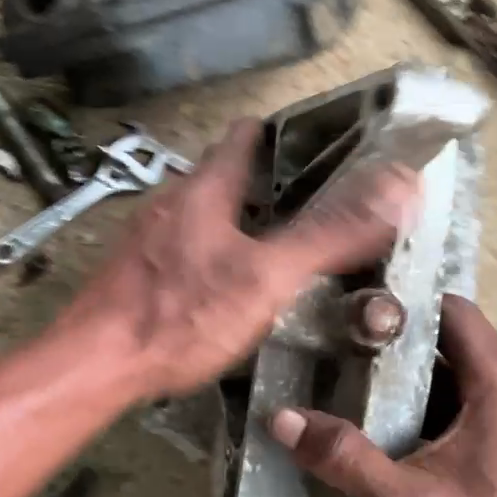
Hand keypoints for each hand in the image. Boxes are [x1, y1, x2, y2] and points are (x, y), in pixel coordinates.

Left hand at [62, 119, 416, 401]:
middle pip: (221, 177)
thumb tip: (401, 187)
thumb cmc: (180, 316)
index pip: (242, 139)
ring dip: (236, 220)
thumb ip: (329, 235)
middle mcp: (168, 203)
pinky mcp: (132, 270)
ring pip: (199, 214)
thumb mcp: (266, 278)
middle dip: (264, 184)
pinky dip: (210, 251)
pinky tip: (225, 282)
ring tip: (277, 244)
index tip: (320, 142)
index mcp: (201, 191)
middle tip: (313, 204)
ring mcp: (144, 237)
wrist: (96, 361)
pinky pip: (181, 246)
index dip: (280, 134)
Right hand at [267, 296, 496, 496]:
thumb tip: (280, 418)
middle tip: (323, 345)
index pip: (455, 315)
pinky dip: (415, 417)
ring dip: (397, 386)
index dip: (403, 300)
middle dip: (386, 344)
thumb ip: (345, 458)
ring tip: (334, 384)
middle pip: (446, 350)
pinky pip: (456, 420)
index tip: (345, 302)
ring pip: (448, 388)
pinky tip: (372, 436)